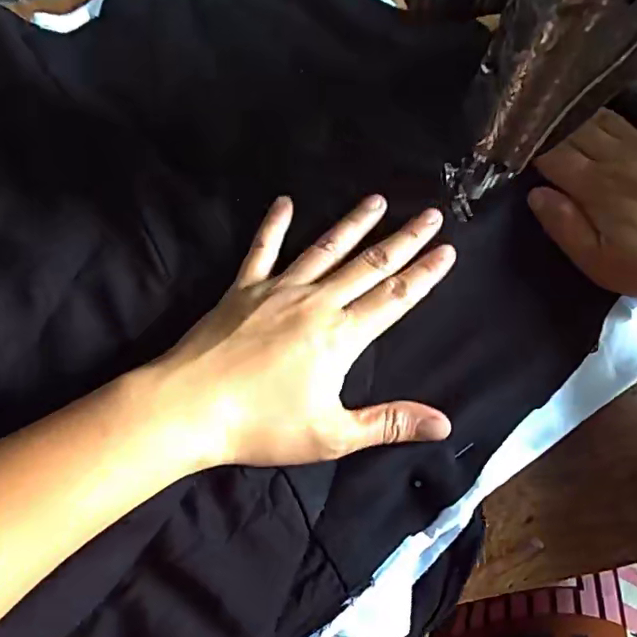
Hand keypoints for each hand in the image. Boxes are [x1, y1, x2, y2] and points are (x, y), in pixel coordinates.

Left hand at [146, 194, 456, 468]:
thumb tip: (443, 424)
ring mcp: (276, 291)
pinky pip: (262, 250)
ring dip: (353, 224)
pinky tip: (284, 203)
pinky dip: (273, 225)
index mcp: (340, 337)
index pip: (395, 299)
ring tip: (375, 200)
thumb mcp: (331, 436)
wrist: (189, 408)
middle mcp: (314, 304)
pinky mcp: (242, 291)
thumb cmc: (260, 426)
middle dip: (403, 239)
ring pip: (324, 249)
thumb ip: (388, 423)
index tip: (447, 250)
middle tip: (429, 213)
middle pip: (368, 265)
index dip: (425, 274)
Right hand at [526, 70, 636, 305]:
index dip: (528, 145)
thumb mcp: (602, 264)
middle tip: (530, 109)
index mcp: (595, 188)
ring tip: (563, 93)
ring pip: (610, 118)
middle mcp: (621, 159)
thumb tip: (536, 195)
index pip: (552, 157)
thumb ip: (566, 228)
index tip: (509, 136)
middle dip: (550, 120)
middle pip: (577, 132)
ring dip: (585, 105)